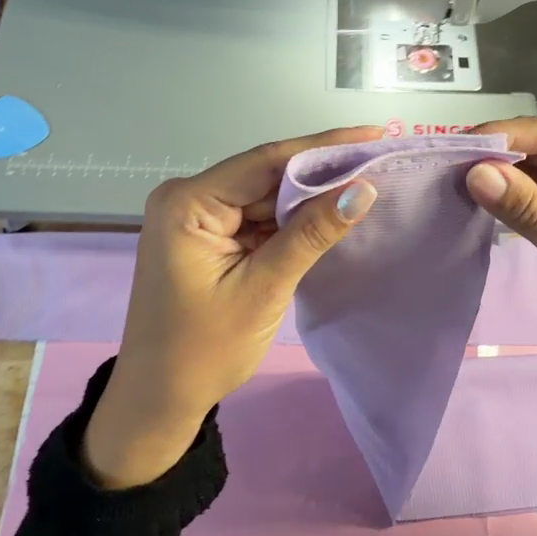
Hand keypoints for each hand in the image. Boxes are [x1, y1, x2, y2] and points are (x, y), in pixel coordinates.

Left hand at [83, 126, 382, 486]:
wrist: (158, 402)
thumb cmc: (203, 350)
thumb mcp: (264, 288)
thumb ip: (311, 234)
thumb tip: (362, 188)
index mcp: (188, 202)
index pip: (265, 161)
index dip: (322, 147)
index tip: (372, 134)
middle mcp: (188, 198)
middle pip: (265, 175)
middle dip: (320, 172)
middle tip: (378, 159)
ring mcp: (196, 218)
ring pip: (264, 196)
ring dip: (308, 198)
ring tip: (365, 182)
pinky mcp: (208, 238)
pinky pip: (256, 218)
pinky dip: (289, 221)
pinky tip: (329, 213)